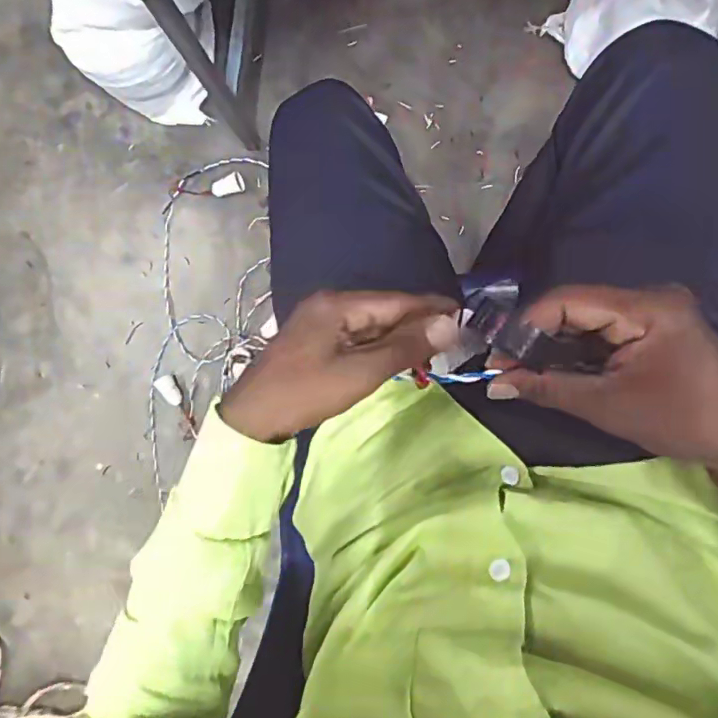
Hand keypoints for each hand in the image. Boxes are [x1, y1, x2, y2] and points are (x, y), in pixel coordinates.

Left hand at [220, 291, 460, 442]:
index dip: (431, 307)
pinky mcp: (316, 340)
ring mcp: (320, 321)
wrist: (252, 417)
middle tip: (452, 341)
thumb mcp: (361, 372)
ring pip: (372, 324)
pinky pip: (357, 336)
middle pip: (385, 310)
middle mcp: (329, 304)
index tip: (465, 315)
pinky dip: (379, 347)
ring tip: (432, 352)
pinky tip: (396, 358)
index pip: (397, 300)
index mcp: (338, 304)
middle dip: (417, 324)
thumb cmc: (306, 392)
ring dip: (399, 338)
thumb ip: (405, 346)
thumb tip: (449, 324)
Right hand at [487, 285, 717, 489]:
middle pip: (575, 306)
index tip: (498, 357)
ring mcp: (653, 310)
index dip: (526, 326)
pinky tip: (554, 369)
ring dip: (553, 345)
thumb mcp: (607, 406)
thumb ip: (547, 388)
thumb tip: (495, 383)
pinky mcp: (654, 326)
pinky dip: (577, 350)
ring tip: (523, 371)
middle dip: (536, 337)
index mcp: (645, 307)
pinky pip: (603, 331)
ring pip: (586, 319)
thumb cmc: (680, 421)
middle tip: (505, 368)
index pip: (568, 301)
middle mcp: (649, 297)